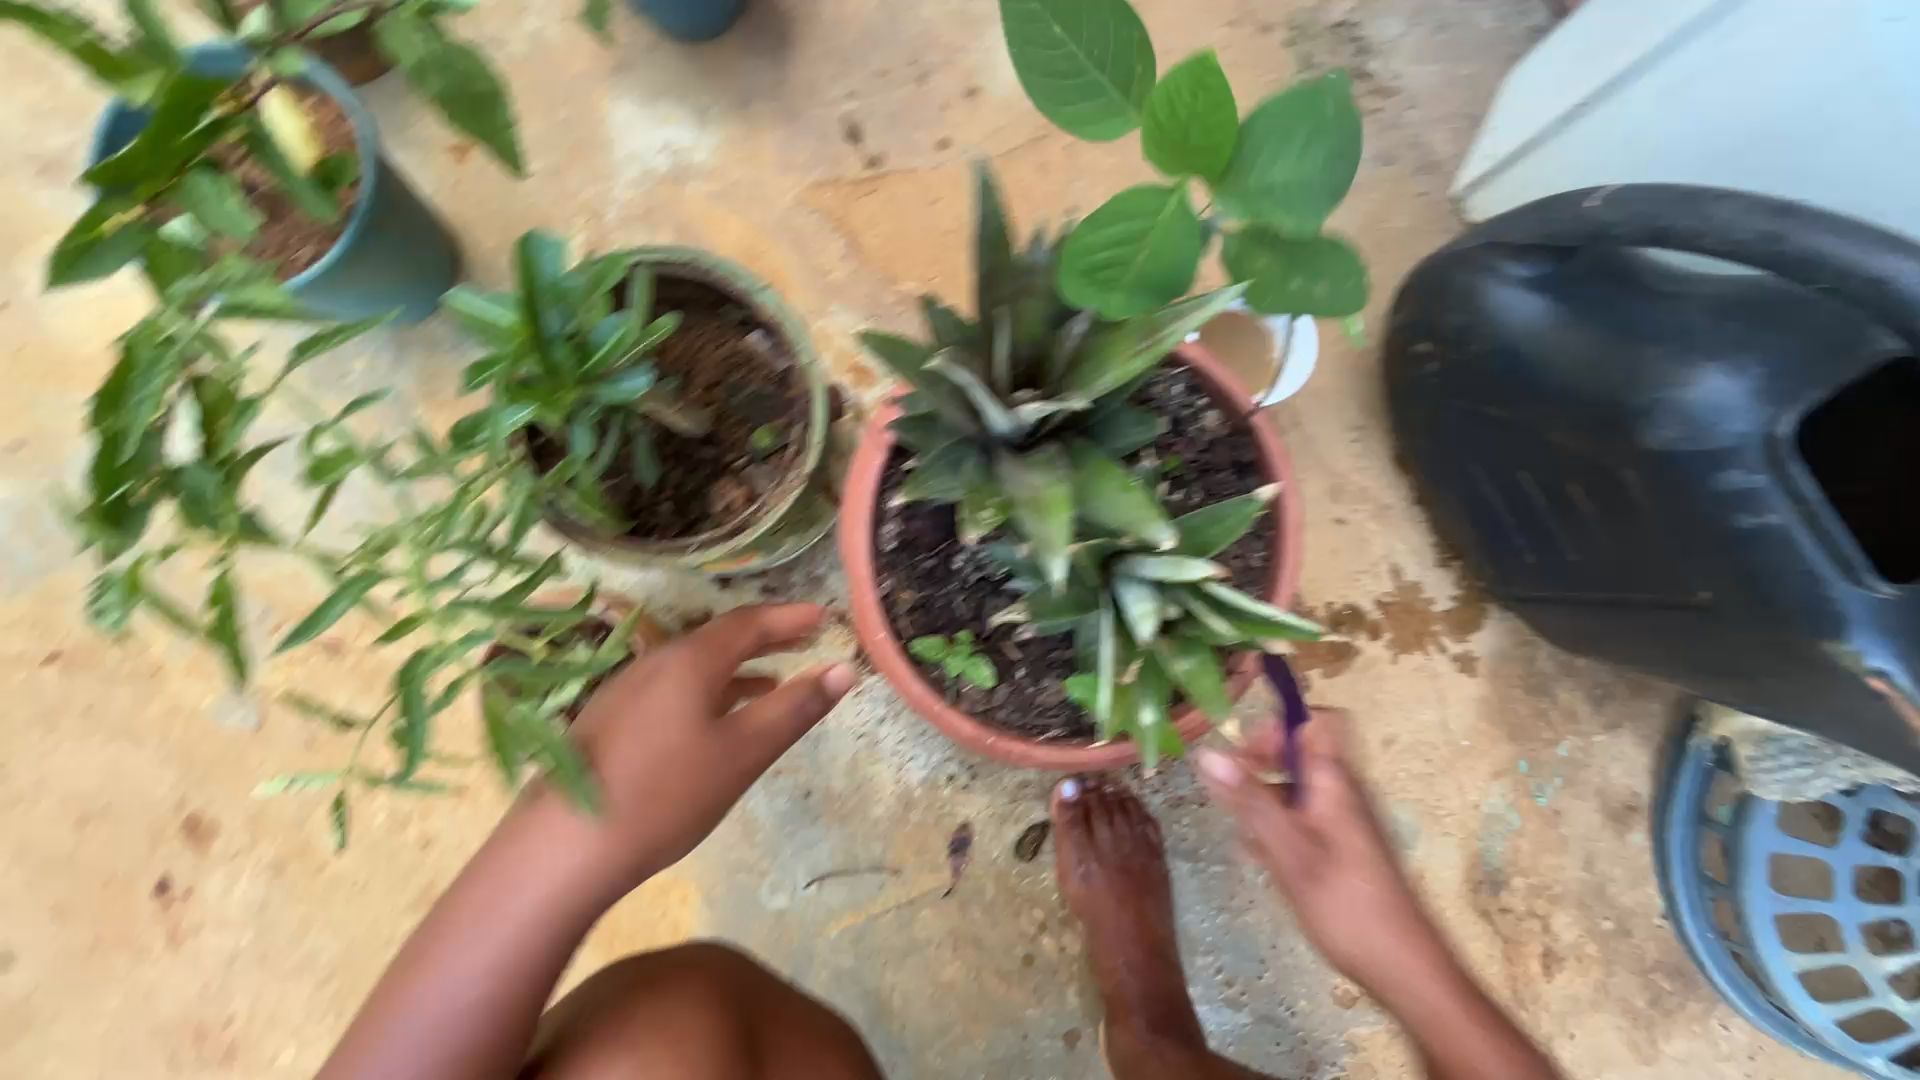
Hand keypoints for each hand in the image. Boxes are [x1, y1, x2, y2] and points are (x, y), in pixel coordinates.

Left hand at [513, 603, 856, 901]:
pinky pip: (674, 689)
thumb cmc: (665, 795)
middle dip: (767, 637)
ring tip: (774, 681)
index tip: (826, 616)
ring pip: (695, 665)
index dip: (791, 617)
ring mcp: (627, 690)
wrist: (561, 851)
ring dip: (739, 667)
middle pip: (720, 638)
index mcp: (690, 661)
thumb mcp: (744, 752)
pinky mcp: (611, 721)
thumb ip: (795, 708)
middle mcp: (656, 663)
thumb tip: (843, 669)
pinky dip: (709, 691)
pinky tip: (715, 722)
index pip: (750, 623)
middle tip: (806, 639)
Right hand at [1194, 708, 1450, 993]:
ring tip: (1239, 828)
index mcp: (1334, 782)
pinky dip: (1276, 825)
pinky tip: (1257, 856)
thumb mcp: (1288, 850)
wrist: (1405, 971)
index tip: (1244, 748)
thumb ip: (1248, 799)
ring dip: (1263, 797)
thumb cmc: (1346, 905)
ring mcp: (1342, 821)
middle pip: (1298, 752)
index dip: (1279, 722)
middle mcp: (1341, 792)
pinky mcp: (1340, 849)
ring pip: (1295, 788)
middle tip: (1230, 788)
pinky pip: (1301, 818)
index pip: (1315, 721)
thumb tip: (1206, 752)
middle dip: (1259, 762)